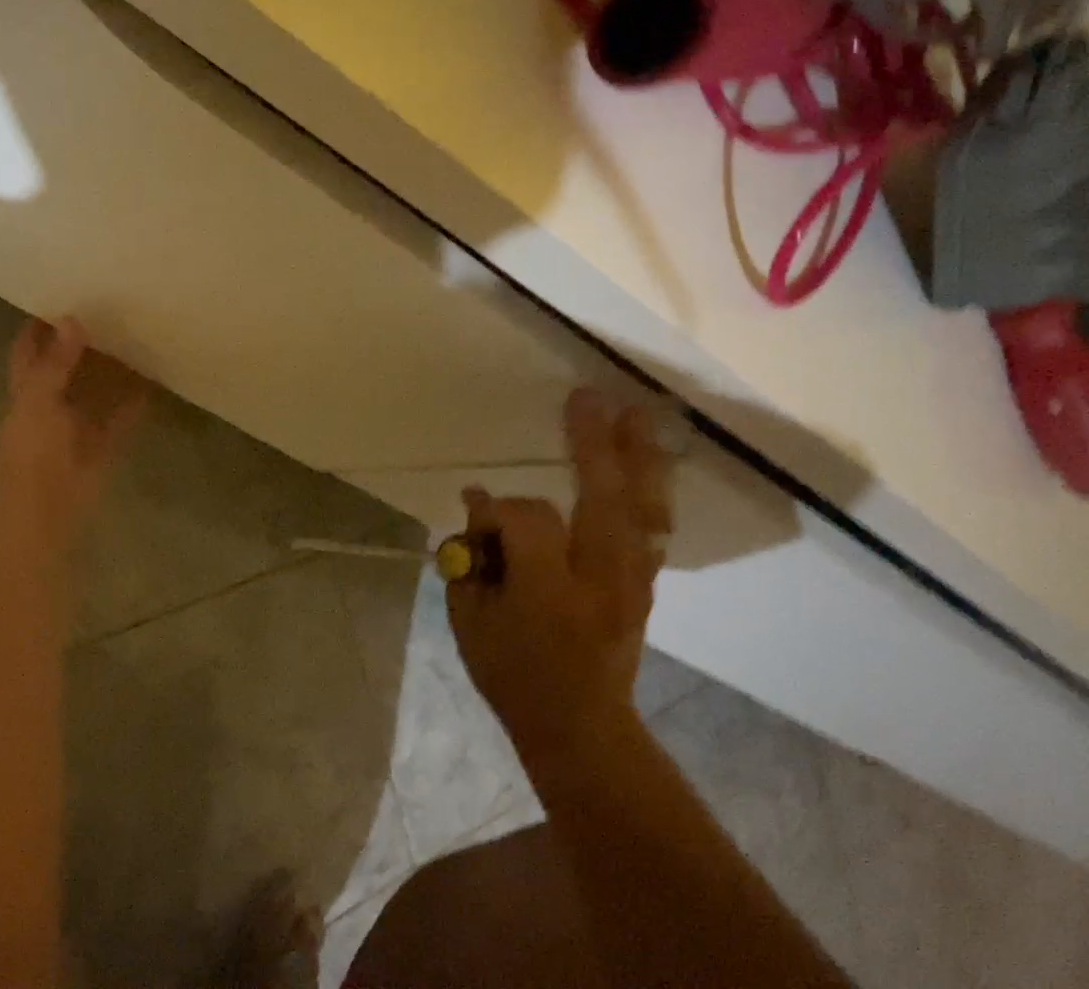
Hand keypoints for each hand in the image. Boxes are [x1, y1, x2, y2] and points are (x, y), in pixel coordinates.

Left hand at [0, 317, 146, 545]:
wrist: (41, 513)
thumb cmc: (31, 453)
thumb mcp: (38, 400)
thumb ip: (56, 362)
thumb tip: (72, 320)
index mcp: (24, 392)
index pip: (28, 351)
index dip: (39, 326)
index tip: (63, 295)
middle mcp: (47, 407)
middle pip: (65, 369)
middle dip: (82, 345)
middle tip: (112, 310)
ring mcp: (74, 430)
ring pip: (94, 395)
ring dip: (111, 373)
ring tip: (136, 338)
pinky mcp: (98, 451)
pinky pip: (118, 423)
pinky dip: (133, 406)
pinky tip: (153, 383)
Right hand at [446, 388, 673, 753]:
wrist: (578, 722)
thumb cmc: (511, 673)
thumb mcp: (469, 619)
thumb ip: (470, 560)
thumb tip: (478, 506)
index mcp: (547, 590)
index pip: (528, 519)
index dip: (498, 508)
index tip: (477, 511)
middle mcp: (599, 577)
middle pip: (605, 497)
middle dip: (595, 443)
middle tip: (587, 397)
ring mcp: (630, 580)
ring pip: (643, 506)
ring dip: (639, 456)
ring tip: (636, 412)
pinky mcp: (643, 585)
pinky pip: (652, 526)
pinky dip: (651, 489)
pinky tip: (647, 460)